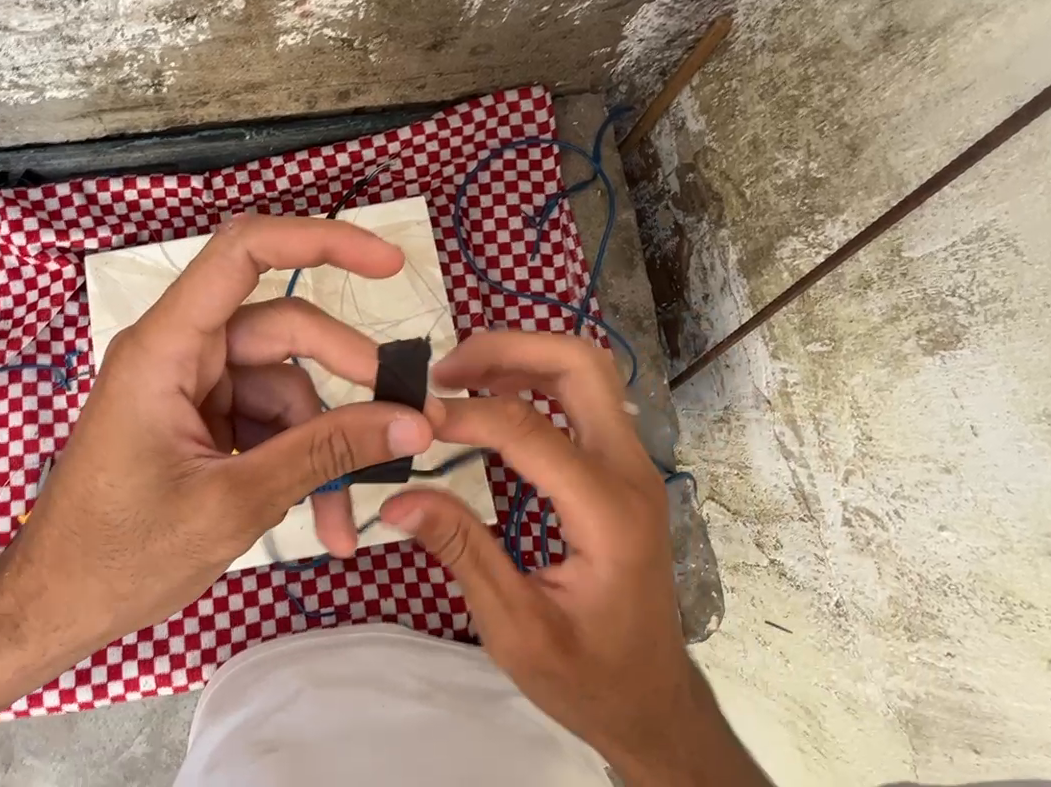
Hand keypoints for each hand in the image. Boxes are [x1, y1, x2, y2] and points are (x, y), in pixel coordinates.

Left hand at [0, 213, 437, 659]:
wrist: (56, 608)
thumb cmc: (122, 554)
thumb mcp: (236, 503)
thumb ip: (326, 454)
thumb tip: (414, 424)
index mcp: (166, 346)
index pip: (243, 253)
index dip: (319, 239)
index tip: (388, 264)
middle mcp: (179, 351)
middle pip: (282, 330)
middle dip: (344, 376)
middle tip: (404, 424)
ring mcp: (190, 386)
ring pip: (284, 386)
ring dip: (322, 446)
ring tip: (342, 520)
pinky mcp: (200, 419)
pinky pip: (267, 421)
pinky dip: (297, 463)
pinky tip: (317, 520)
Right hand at [379, 332, 768, 784]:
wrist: (653, 701)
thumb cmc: (589, 676)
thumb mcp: (515, 630)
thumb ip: (461, 553)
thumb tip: (397, 498)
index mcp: (608, 513)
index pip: (528, 430)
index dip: (464, 415)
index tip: (412, 420)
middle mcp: (630, 472)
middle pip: (580, 365)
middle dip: (508, 349)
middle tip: (444, 370)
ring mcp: (632, 465)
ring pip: (587, 370)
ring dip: (523, 356)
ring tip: (460, 374)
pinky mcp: (622, 469)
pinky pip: (584, 396)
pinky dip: (536, 377)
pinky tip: (491, 396)